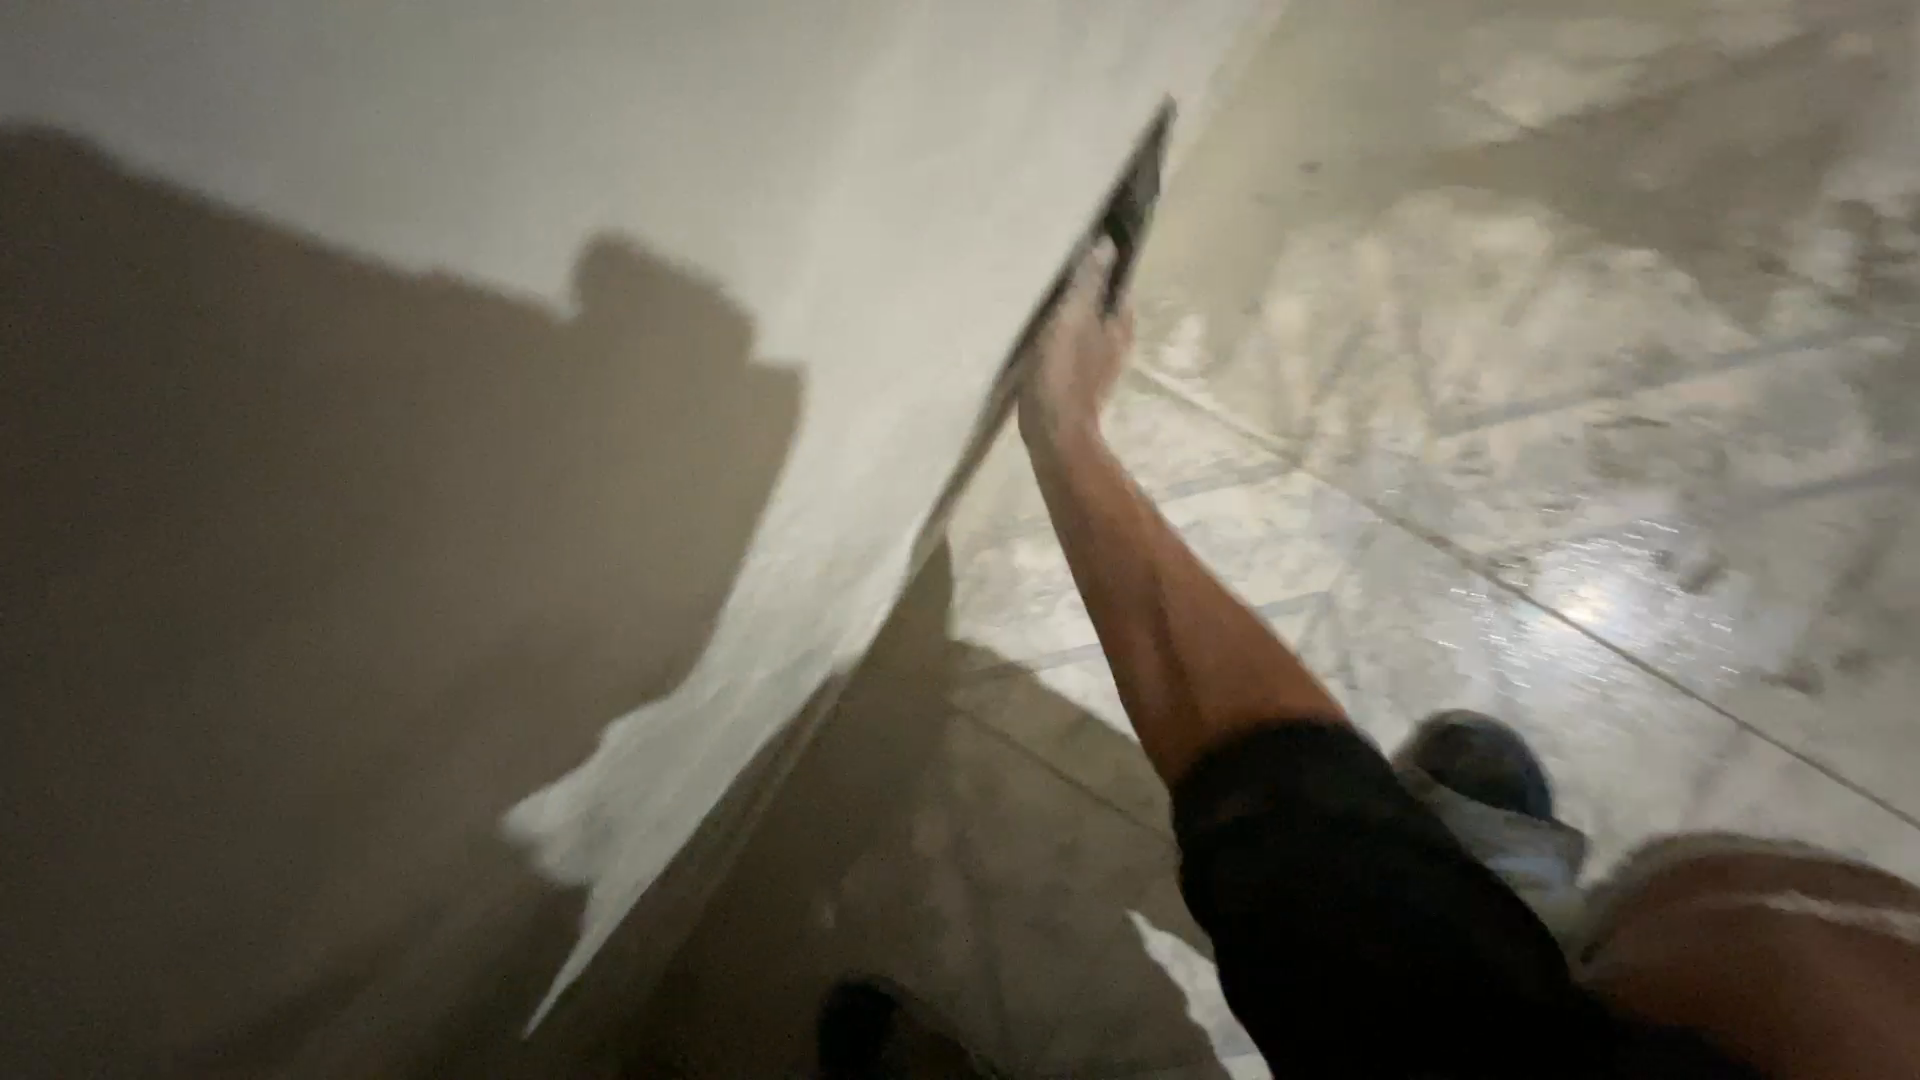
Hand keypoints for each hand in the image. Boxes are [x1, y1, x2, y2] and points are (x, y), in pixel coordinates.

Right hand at [1019, 239, 1134, 443]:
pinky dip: (1059, 338)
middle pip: (1102, 306)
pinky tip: (1040, 336)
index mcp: (1121, 324)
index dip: (1103, 264)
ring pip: (1086, 328)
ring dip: (1070, 315)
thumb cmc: (1064, 371)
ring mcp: (1097, 367)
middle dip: (1085, 289)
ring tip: (1044, 299)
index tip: (1081, 248)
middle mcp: (1116, 344)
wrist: (1053, 431)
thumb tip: (1106, 243)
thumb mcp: (1073, 316)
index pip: (1119, 283)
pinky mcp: (1076, 384)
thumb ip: (1089, 280)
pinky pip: (1070, 350)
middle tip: (1056, 272)